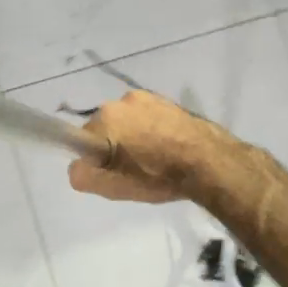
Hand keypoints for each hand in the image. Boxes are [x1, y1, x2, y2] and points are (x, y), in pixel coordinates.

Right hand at [68, 91, 249, 202]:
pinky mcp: (167, 101)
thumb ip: (83, 176)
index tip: (111, 172)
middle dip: (113, 146)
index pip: (83, 139)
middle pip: (105, 128)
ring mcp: (148, 98)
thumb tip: (79, 166)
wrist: (208, 161)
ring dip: (133, 137)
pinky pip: (147, 117)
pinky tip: (165, 148)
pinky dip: (150, 131)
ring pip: (127, 122)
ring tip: (153, 159)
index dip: (94, 158)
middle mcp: (122, 100)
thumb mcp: (113, 188)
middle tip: (132, 169)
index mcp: (106, 118)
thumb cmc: (156, 176)